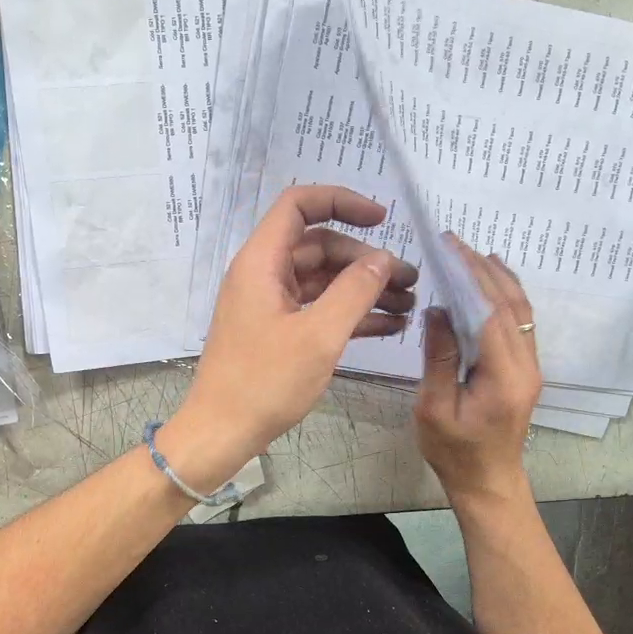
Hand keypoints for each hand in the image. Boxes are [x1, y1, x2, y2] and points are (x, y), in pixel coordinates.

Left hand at [158, 186, 417, 490]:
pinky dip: (350, 314)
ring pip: (323, 281)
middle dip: (366, 260)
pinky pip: (317, 310)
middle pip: (320, 247)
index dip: (342, 201)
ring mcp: (269, 305)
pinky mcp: (276, 333)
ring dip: (364, 289)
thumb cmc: (265, 382)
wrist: (221, 432)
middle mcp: (262, 275)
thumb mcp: (318, 335)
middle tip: (411, 282)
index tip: (382, 219)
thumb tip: (382, 259)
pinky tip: (389, 327)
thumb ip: (354, 291)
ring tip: (409, 305)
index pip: (299, 205)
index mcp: (261, 262)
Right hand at [415, 237, 542, 510]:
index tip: (450, 248)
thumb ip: (439, 358)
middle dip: (482, 269)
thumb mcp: (435, 408)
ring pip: (519, 310)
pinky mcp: (526, 369)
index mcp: (504, 376)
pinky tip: (493, 281)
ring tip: (473, 253)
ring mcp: (531, 367)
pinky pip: (520, 323)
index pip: (489, 312)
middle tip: (455, 242)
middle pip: (509, 304)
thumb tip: (439, 309)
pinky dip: (505, 296)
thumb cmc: (454, 452)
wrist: (488, 482)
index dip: (471, 276)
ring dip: (497, 278)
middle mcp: (526, 365)